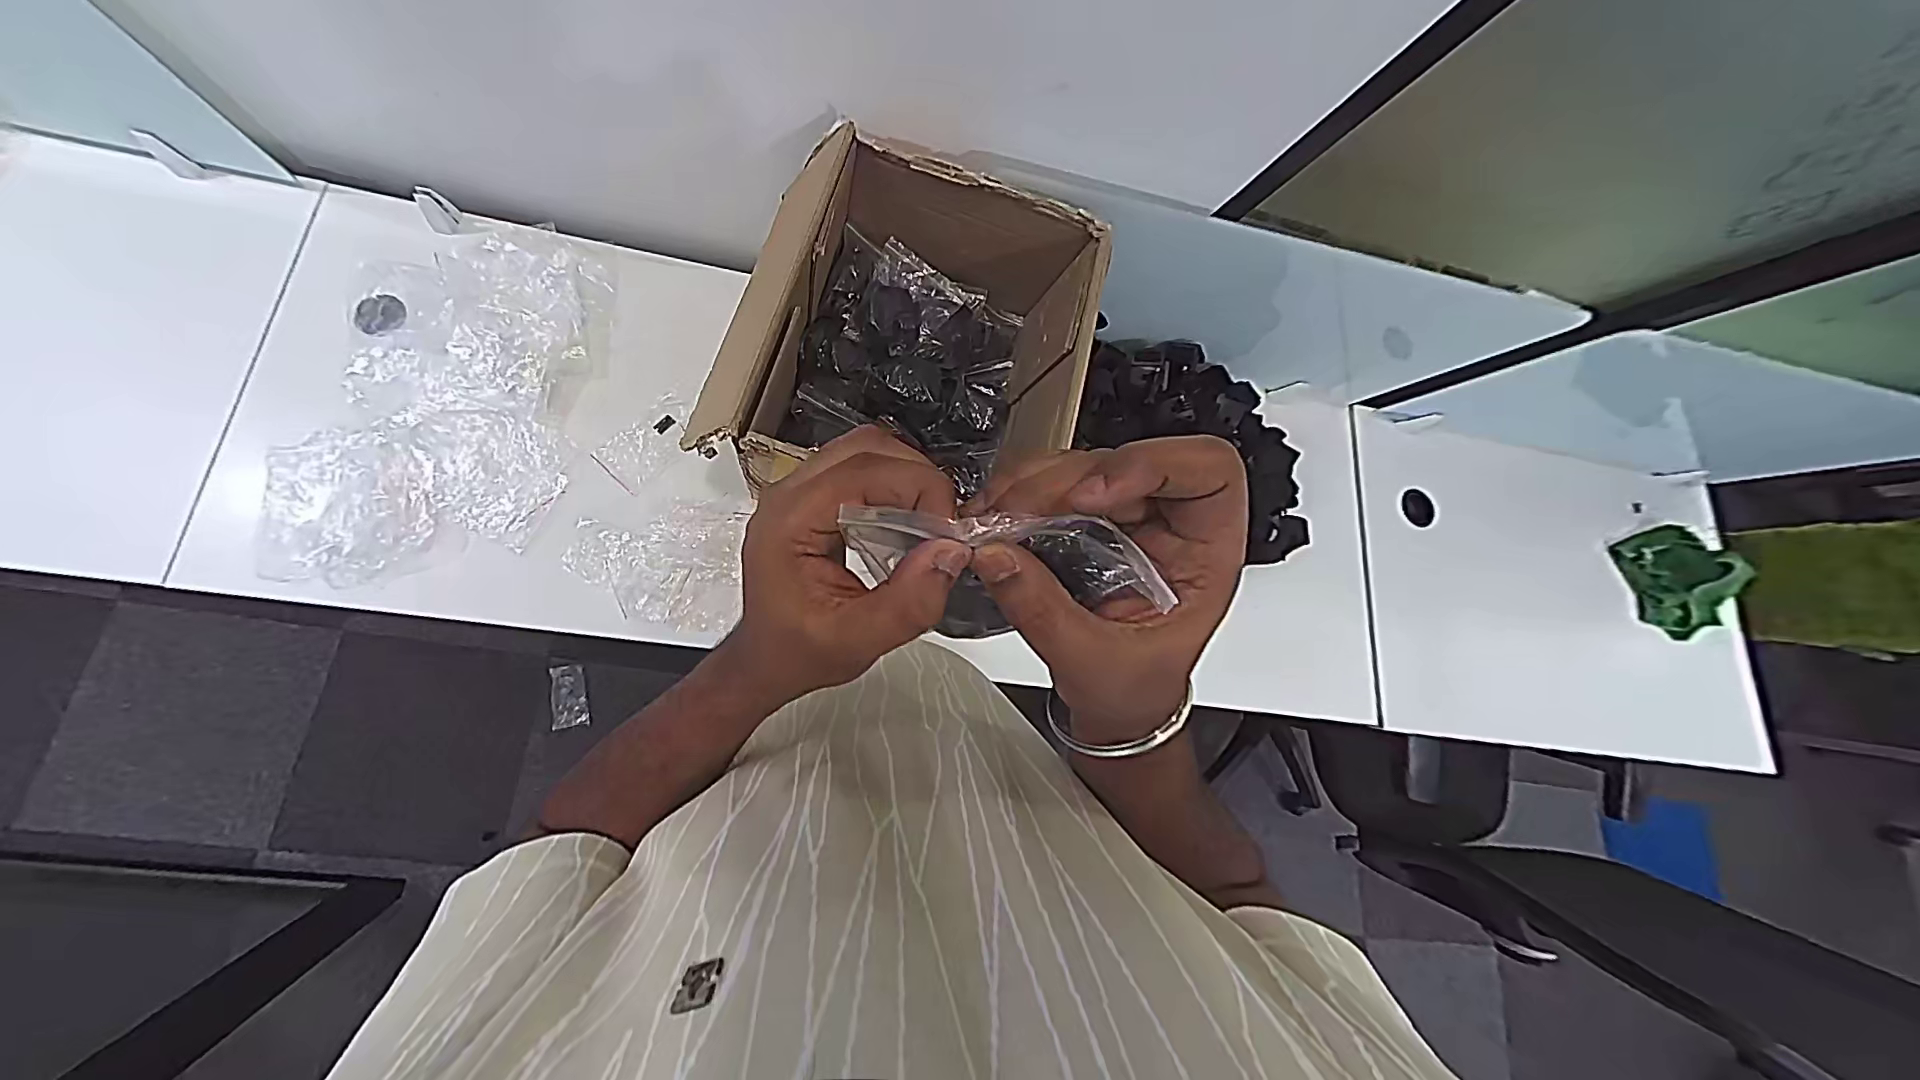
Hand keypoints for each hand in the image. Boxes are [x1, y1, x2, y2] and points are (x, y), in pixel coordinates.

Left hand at [724, 426, 970, 705]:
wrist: (769, 660)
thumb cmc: (795, 652)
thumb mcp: (856, 642)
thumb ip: (907, 604)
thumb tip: (949, 554)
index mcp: (789, 520)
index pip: (864, 469)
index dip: (919, 488)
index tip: (946, 528)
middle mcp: (790, 496)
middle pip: (868, 448)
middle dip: (919, 478)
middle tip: (942, 525)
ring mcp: (802, 494)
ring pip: (868, 451)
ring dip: (909, 480)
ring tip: (929, 525)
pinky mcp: (817, 500)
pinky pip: (864, 470)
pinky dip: (897, 488)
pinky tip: (909, 524)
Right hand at [968, 436, 1247, 738]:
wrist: (1115, 704)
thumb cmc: (1134, 690)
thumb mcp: (1091, 662)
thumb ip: (1042, 610)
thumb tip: (997, 555)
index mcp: (1203, 553)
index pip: (1208, 471)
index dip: (1151, 465)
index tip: (1092, 497)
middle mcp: (1168, 523)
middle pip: (1126, 460)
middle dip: (1063, 482)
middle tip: (1016, 517)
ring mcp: (1125, 516)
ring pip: (1083, 465)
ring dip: (1031, 486)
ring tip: (996, 522)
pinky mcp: (1085, 518)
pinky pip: (1052, 483)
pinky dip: (1016, 494)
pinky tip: (993, 518)